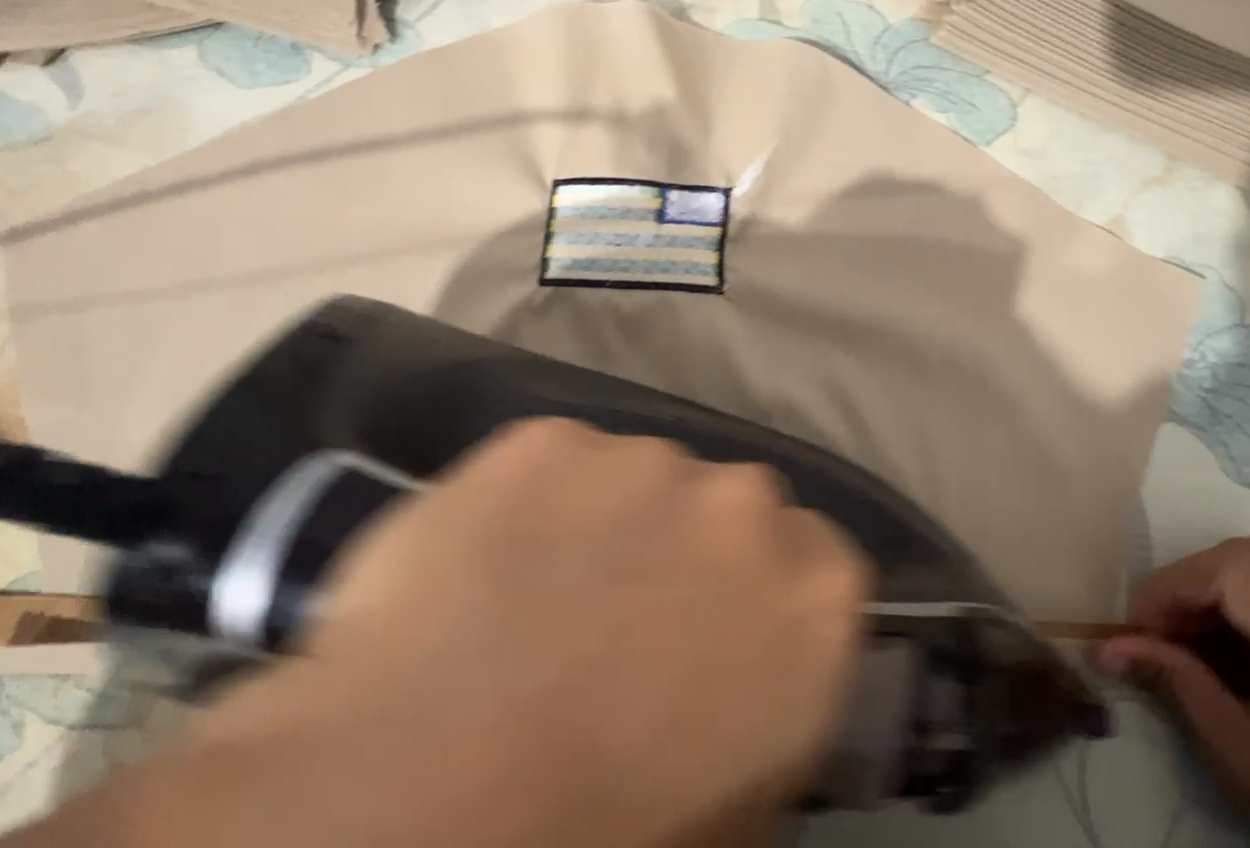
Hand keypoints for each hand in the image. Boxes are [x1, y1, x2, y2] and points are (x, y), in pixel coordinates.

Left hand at [6, 419, 870, 847]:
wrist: (433, 802)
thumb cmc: (614, 832)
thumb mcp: (746, 805)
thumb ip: (770, 704)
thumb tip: (737, 677)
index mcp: (816, 592)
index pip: (813, 558)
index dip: (757, 593)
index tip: (715, 626)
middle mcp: (746, 504)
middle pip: (729, 507)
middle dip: (688, 548)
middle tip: (620, 613)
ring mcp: (643, 461)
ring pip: (637, 478)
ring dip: (605, 522)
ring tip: (534, 593)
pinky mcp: (543, 441)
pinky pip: (552, 465)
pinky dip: (527, 505)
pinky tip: (481, 566)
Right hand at [1100, 534, 1249, 847]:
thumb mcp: (1240, 757)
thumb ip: (1176, 685)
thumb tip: (1107, 645)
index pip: (1237, 574)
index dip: (1173, 587)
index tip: (1135, 629)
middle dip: (1189, 582)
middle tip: (1158, 632)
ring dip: (1214, 585)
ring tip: (1189, 636)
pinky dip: (1244, 596)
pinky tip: (1230, 643)